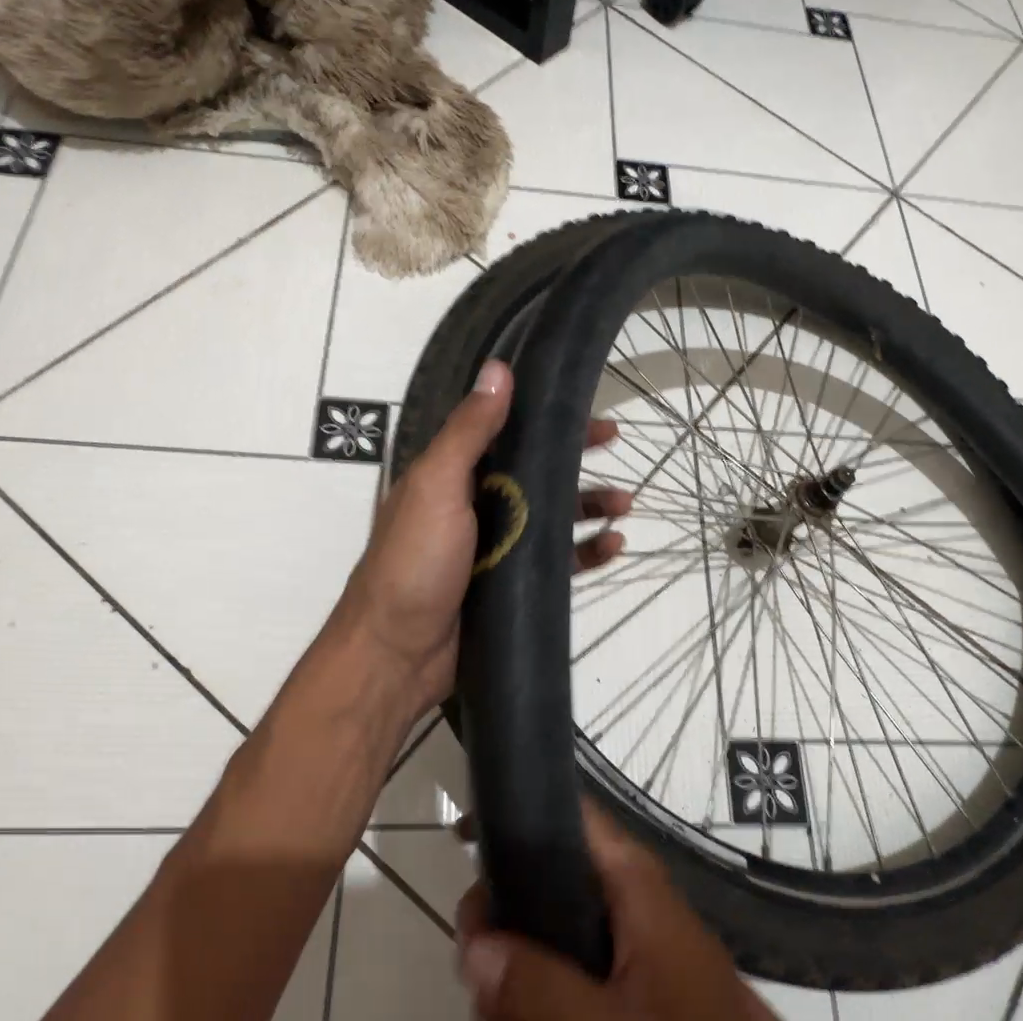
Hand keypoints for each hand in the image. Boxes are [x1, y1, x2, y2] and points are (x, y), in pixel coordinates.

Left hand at [326, 359, 631, 725]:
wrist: (398, 654)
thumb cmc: (413, 561)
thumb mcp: (437, 486)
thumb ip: (469, 431)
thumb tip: (498, 368)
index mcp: (452, 474)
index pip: (505, 432)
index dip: (542, 416)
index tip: (581, 405)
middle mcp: (474, 504)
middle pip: (534, 470)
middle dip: (574, 458)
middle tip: (616, 443)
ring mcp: (494, 546)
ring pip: (552, 516)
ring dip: (589, 505)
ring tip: (625, 506)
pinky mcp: (511, 585)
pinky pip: (557, 561)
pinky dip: (586, 552)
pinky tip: (613, 547)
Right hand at [455, 804, 776, 1020]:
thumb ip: (535, 982)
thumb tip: (478, 943)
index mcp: (640, 888)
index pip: (576, 819)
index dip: (519, 820)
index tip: (466, 842)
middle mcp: (646, 908)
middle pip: (561, 883)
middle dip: (511, 918)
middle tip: (476, 963)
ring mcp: (652, 953)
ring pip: (570, 936)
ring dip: (529, 966)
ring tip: (501, 1006)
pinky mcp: (656, 992)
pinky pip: (593, 975)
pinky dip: (558, 992)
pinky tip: (536, 1013)